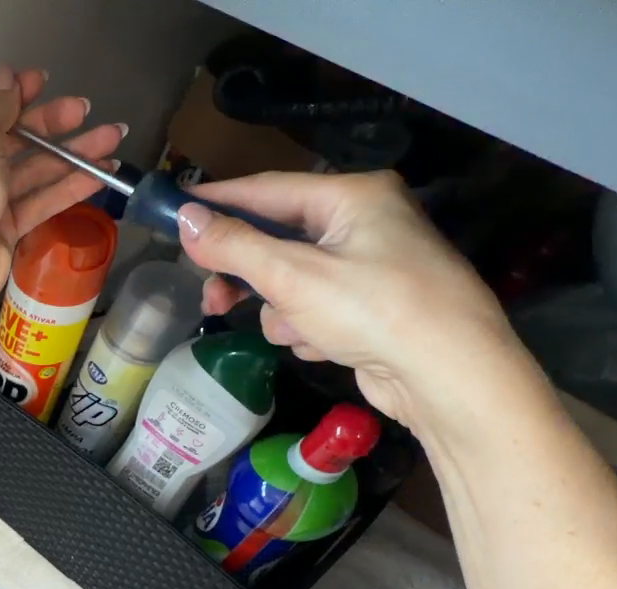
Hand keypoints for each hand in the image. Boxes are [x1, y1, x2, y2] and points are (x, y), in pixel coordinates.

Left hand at [0, 66, 125, 329]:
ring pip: (35, 171)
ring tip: (113, 136)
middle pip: (14, 140)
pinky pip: (42, 201)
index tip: (42, 81)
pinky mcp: (8, 229)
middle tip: (83, 108)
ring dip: (73, 154)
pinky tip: (101, 173)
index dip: (13, 97)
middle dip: (50, 124)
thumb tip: (6, 76)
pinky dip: (70, 187)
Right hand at [177, 171, 534, 435]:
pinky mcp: (367, 303)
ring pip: (287, 280)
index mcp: (351, 197)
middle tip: (213, 301)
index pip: (266, 189)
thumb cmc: (373, 310)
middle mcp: (361, 221)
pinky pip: (310, 307)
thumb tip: (184, 219)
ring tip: (296, 331)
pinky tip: (323, 343)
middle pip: (274, 240)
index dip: (216, 202)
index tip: (172, 212)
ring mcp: (366, 264)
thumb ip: (234, 246)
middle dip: (246, 276)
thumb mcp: (292, 277)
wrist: (445, 372)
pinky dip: (305, 327)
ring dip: (280, 310)